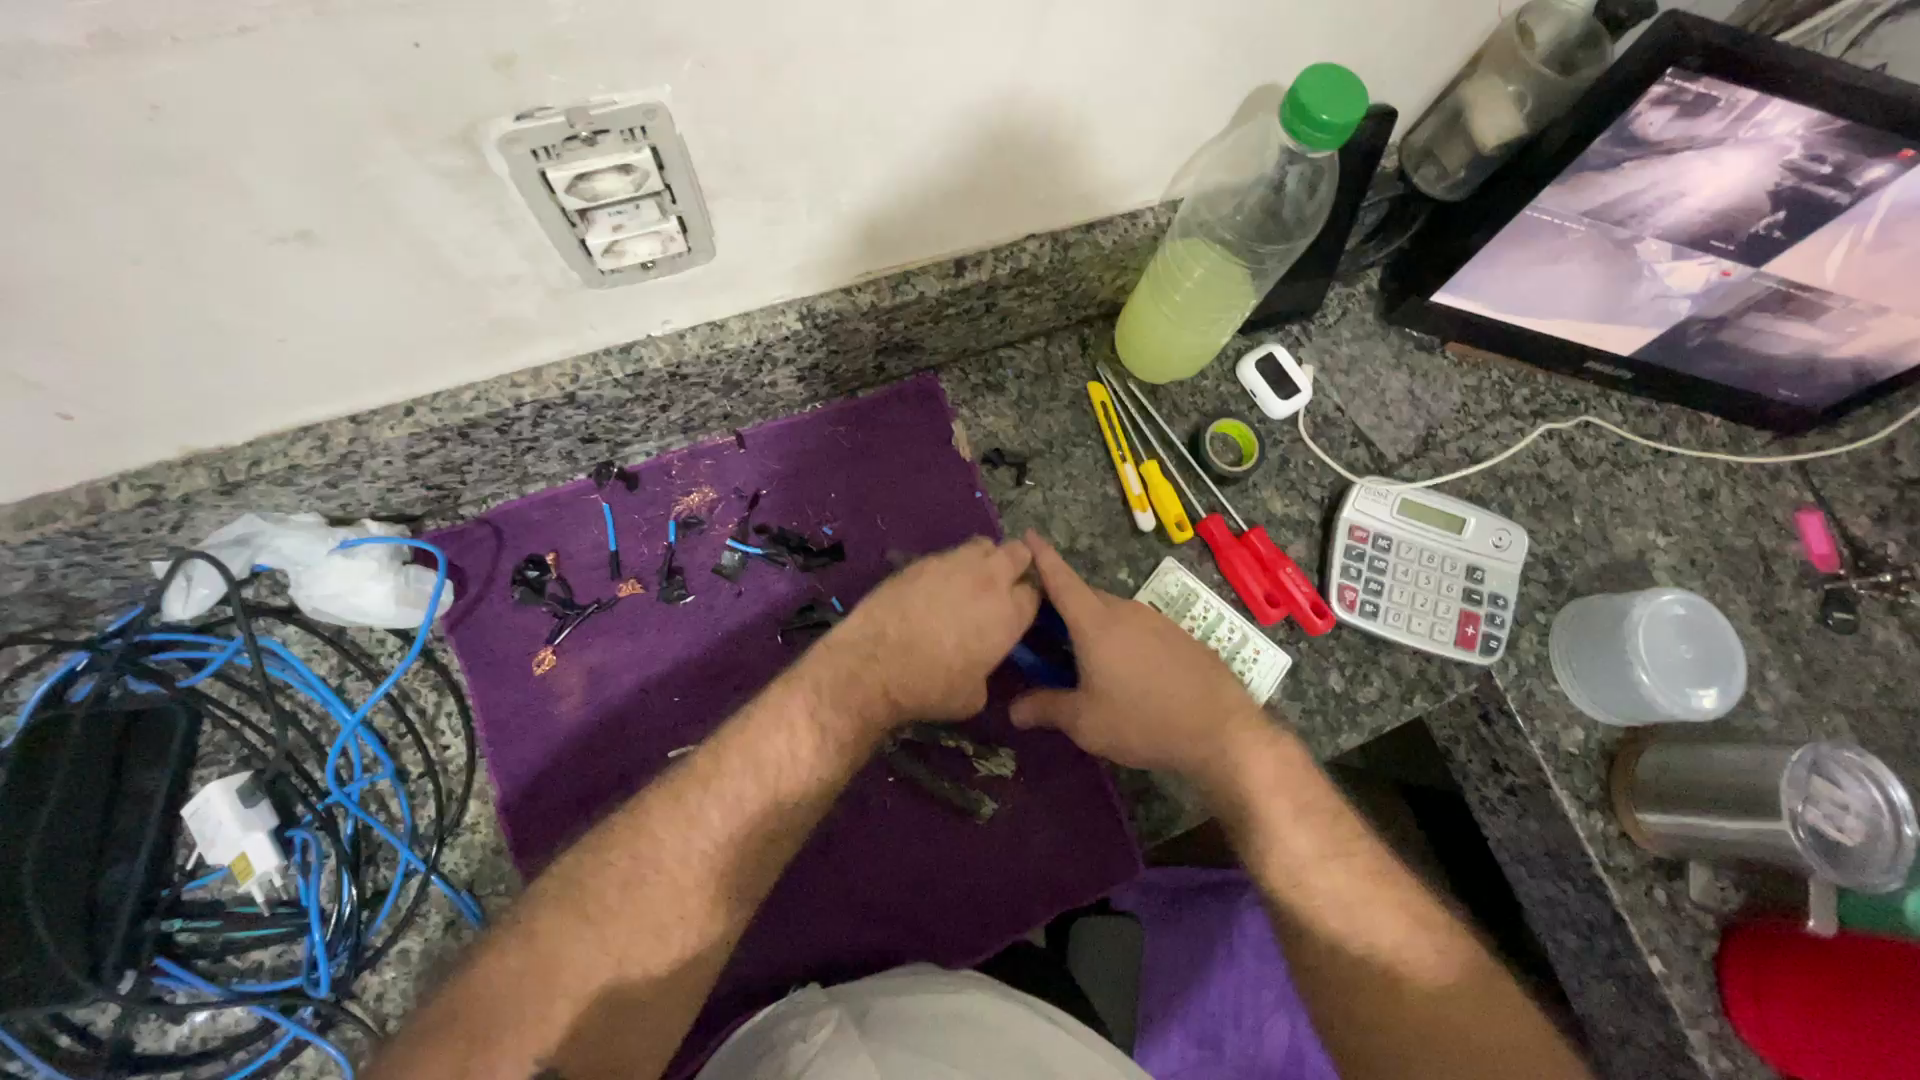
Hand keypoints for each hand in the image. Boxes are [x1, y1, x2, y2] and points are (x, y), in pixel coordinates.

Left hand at [814, 537, 1039, 733]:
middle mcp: (987, 580)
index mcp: (1009, 613)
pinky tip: (933, 589)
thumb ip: (987, 670)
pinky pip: (946, 555)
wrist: (873, 665)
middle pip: (1018, 553)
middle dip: (1016, 565)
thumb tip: (980, 665)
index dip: (1028, 601)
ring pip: (983, 545)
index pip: (1036, 592)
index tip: (1018, 612)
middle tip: (1002, 585)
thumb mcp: (974, 696)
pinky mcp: (920, 561)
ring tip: (969, 581)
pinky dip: (949, 567)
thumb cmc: (930, 688)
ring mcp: (952, 564)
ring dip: (983, 559)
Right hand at [1011, 530, 1272, 784]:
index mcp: (1095, 623)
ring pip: (1114, 614)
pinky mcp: (1181, 637)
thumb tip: (1014, 710)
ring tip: (1084, 658)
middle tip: (1044, 631)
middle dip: (1062, 606)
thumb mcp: (1085, 722)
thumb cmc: (1142, 721)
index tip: (1028, 534)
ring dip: (1094, 627)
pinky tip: (1127, 672)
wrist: (1222, 731)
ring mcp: (1158, 621)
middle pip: (1085, 598)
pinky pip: (1140, 629)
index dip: (1042, 557)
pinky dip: (1123, 639)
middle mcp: (1126, 611)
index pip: (1061, 580)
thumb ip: (1046, 709)